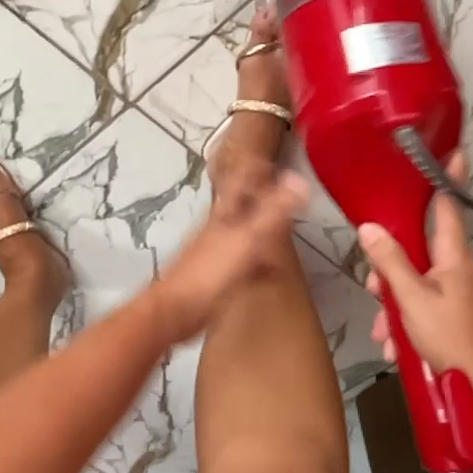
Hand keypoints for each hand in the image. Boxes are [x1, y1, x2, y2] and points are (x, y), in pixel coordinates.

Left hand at [151, 165, 307, 341]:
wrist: (175, 312)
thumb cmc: (210, 273)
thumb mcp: (247, 239)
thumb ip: (272, 211)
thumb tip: (298, 179)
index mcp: (225, 213)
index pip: (241, 178)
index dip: (256, 166)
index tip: (275, 160)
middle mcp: (219, 227)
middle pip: (243, 204)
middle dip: (263, 197)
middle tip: (287, 195)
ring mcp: (216, 251)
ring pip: (244, 232)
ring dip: (263, 231)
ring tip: (286, 232)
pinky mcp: (216, 276)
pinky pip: (244, 263)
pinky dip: (259, 263)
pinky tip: (272, 272)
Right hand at [361, 152, 472, 382]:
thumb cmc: (455, 339)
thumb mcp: (413, 300)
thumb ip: (390, 263)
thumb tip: (369, 226)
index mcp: (455, 255)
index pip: (447, 205)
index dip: (447, 176)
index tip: (453, 149)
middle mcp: (464, 268)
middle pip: (421, 252)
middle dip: (392, 271)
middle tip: (374, 292)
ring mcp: (469, 295)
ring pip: (422, 286)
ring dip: (398, 306)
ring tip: (386, 337)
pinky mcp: (469, 319)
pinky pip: (432, 309)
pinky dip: (413, 324)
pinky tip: (399, 351)